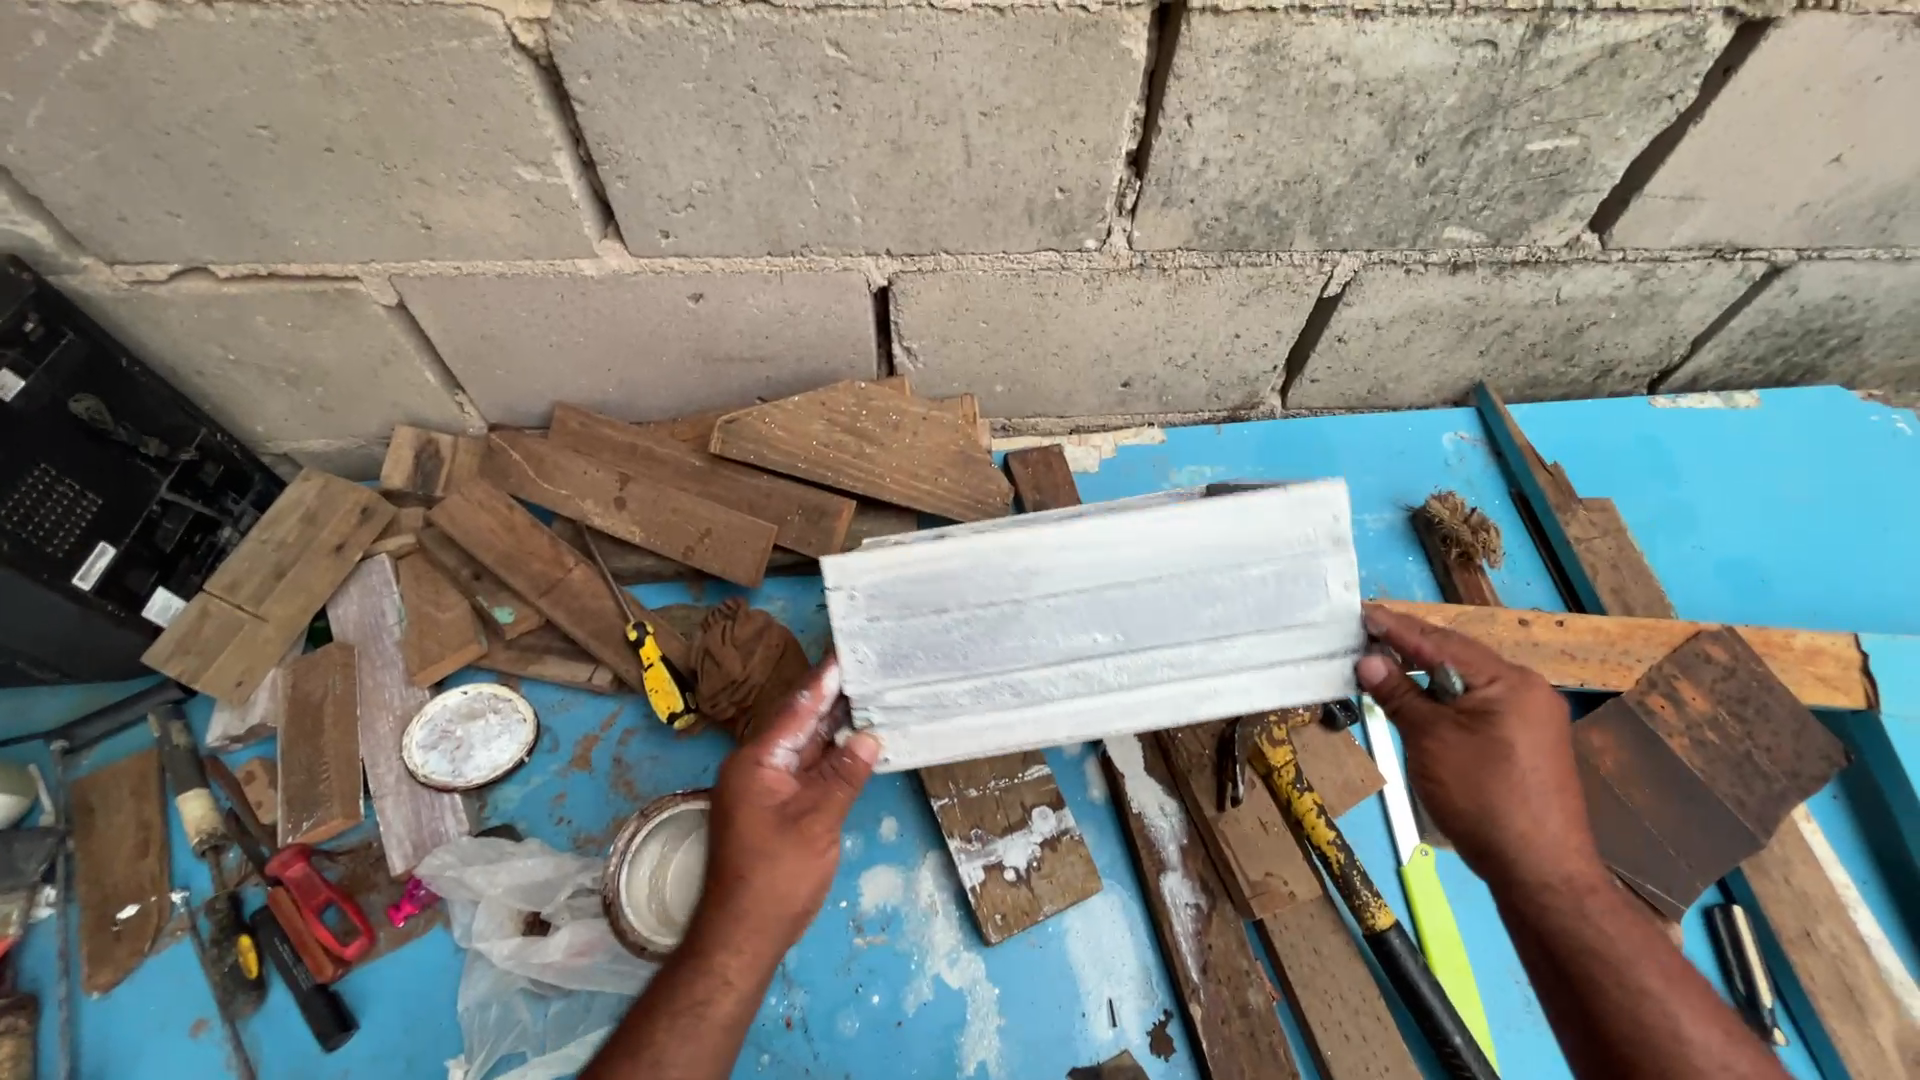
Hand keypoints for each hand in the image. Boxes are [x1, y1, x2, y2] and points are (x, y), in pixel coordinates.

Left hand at [693, 656, 879, 954]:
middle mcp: (757, 767)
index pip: (796, 710)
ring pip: (805, 748)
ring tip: (868, 694)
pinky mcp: (777, 808)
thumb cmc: (776, 877)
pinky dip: (831, 757)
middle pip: (800, 724)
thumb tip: (869, 737)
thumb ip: (843, 775)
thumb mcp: (816, 822)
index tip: (845, 652)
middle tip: (867, 667)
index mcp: (757, 761)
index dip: (824, 681)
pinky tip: (855, 744)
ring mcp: (766, 788)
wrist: (743, 936)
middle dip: (833, 698)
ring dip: (834, 727)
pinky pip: (807, 771)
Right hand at [1356, 604, 1606, 897]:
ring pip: (1465, 681)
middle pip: (1456, 657)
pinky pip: (1474, 704)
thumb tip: (1368, 659)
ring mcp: (1528, 717)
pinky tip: (1416, 700)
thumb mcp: (1430, 740)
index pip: (1441, 642)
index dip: (1397, 628)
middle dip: (1409, 646)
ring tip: (1380, 663)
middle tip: (1364, 633)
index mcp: (1509, 681)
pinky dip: (1440, 697)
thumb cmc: (1482, 797)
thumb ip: (1398, 694)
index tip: (1361, 612)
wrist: (1539, 869)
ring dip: (1422, 674)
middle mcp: (1525, 690)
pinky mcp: (1522, 742)